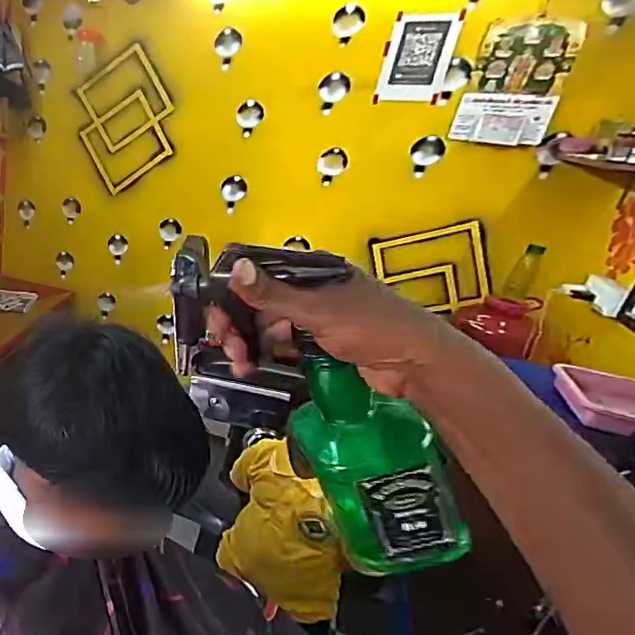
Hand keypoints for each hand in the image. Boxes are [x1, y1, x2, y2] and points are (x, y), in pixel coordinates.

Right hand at [204, 257, 474, 397]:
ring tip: (242, 362)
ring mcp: (309, 316)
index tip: (216, 315)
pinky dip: (263, 354)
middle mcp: (306, 290)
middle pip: (253, 303)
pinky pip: (276, 344)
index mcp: (308, 271)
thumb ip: (272, 292)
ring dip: (246, 344)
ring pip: (261, 326)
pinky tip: (256, 365)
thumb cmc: (379, 327)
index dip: (230, 293)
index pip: (255, 274)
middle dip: (235, 325)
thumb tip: (238, 268)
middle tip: (228, 345)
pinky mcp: (312, 341)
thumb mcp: (318, 309)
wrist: (417, 367)